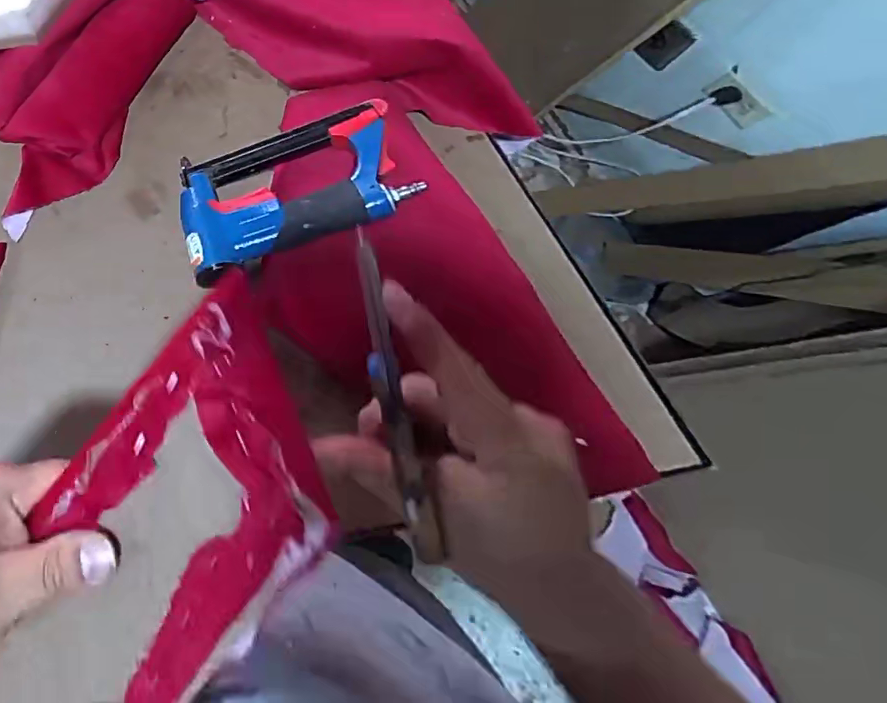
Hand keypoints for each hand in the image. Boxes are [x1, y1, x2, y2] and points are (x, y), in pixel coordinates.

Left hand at [0, 461, 116, 702]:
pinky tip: (32, 589)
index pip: (69, 475)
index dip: (97, 500)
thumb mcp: (5, 591)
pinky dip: (38, 562)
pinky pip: (29, 539)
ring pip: (45, 524)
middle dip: (75, 535)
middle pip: (60, 499)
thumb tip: (107, 548)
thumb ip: (59, 565)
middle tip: (84, 572)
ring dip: (56, 554)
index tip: (119, 530)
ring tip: (53, 585)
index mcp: (2, 485)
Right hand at [314, 282, 743, 702]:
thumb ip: (379, 469)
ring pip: (455, 406)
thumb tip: (320, 446)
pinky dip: (443, 433)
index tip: (390, 288)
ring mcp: (534, 427)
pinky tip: (435, 463)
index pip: (457, 372)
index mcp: (507, 439)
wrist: (567, 597)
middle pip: (444, 391)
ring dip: (418, 425)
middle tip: (368, 436)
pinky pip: (472, 419)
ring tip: (402, 462)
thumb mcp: (432, 514)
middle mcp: (526, 420)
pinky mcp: (532, 437)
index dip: (421, 329)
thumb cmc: (500, 555)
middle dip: (399, 409)